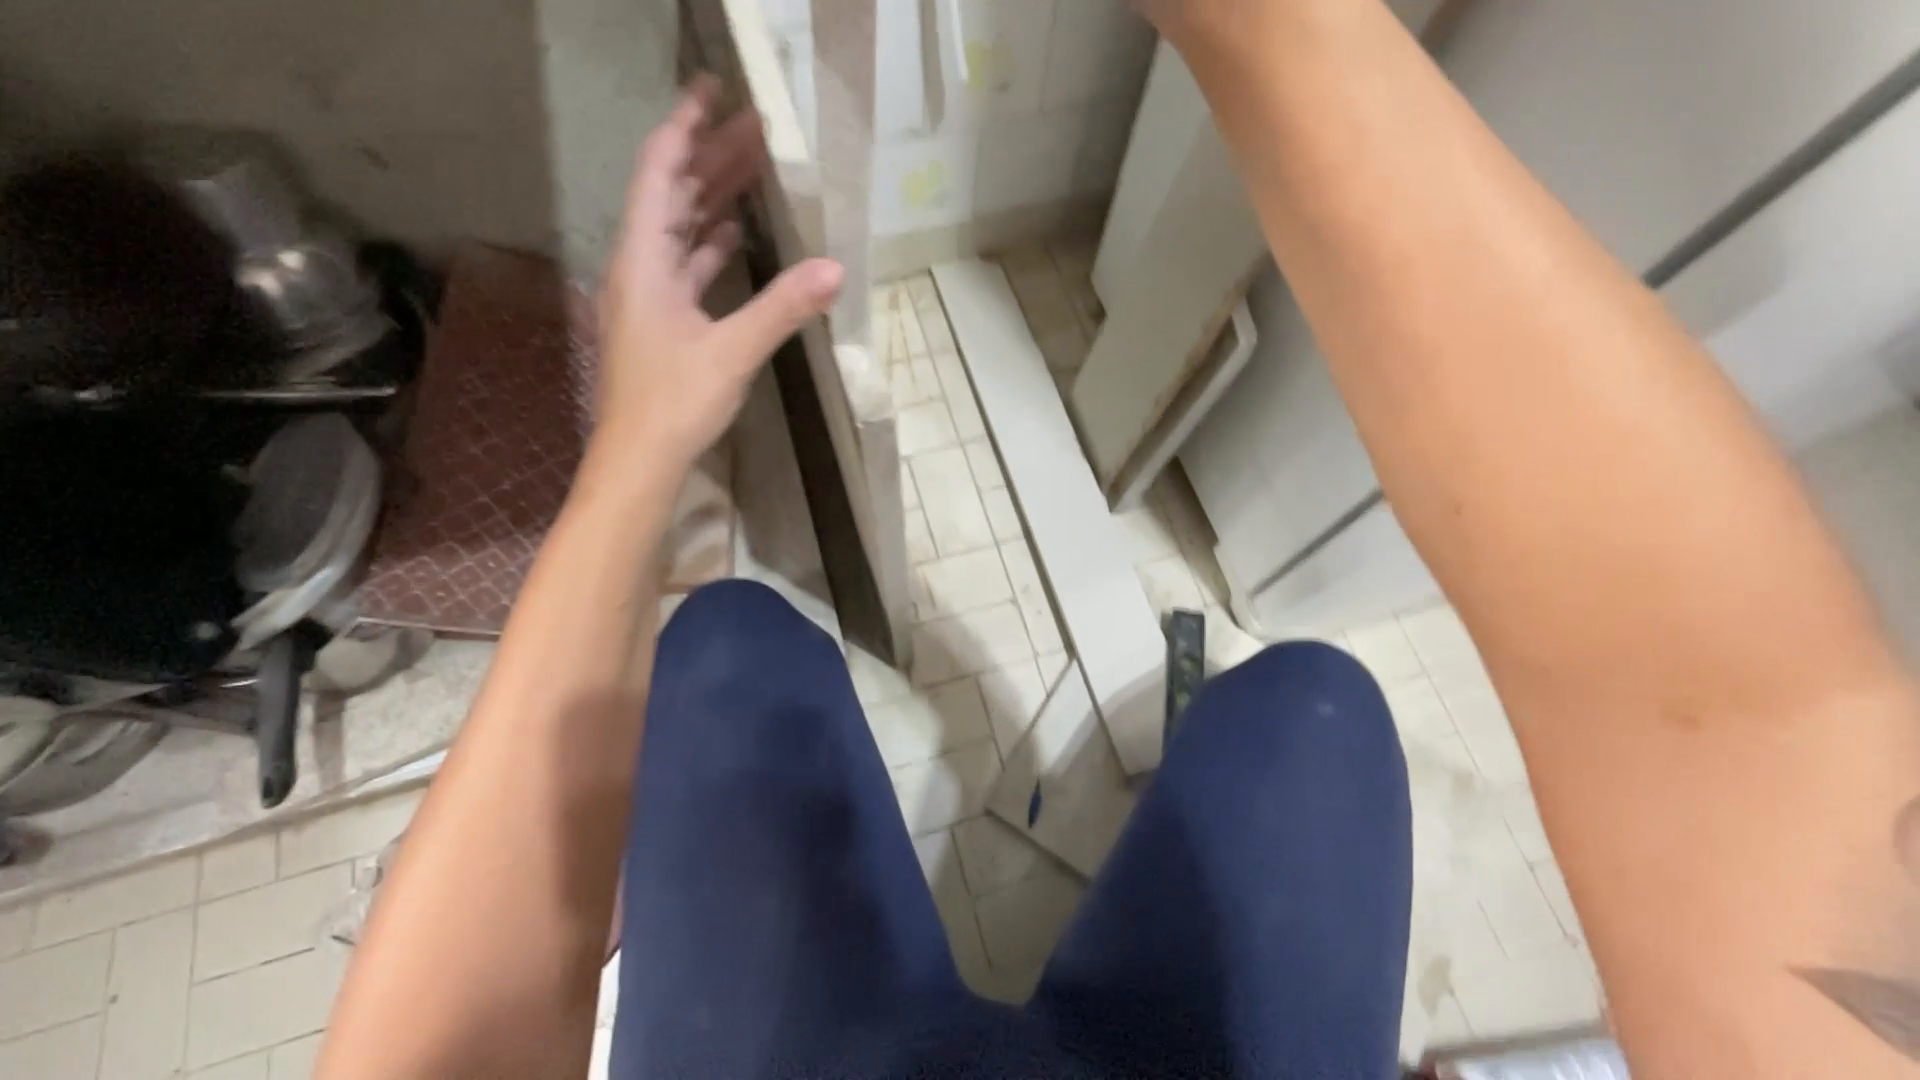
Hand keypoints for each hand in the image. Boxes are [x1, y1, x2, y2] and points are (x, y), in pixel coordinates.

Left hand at [595, 77, 843, 470]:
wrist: (638, 460)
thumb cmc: (674, 403)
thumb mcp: (733, 352)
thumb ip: (783, 307)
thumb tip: (836, 269)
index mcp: (643, 260)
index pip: (660, 171)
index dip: (685, 127)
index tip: (713, 90)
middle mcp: (638, 267)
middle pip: (672, 194)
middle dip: (711, 158)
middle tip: (756, 126)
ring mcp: (648, 296)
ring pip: (678, 230)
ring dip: (712, 198)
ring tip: (753, 169)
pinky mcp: (661, 322)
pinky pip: (685, 266)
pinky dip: (709, 245)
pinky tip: (734, 236)